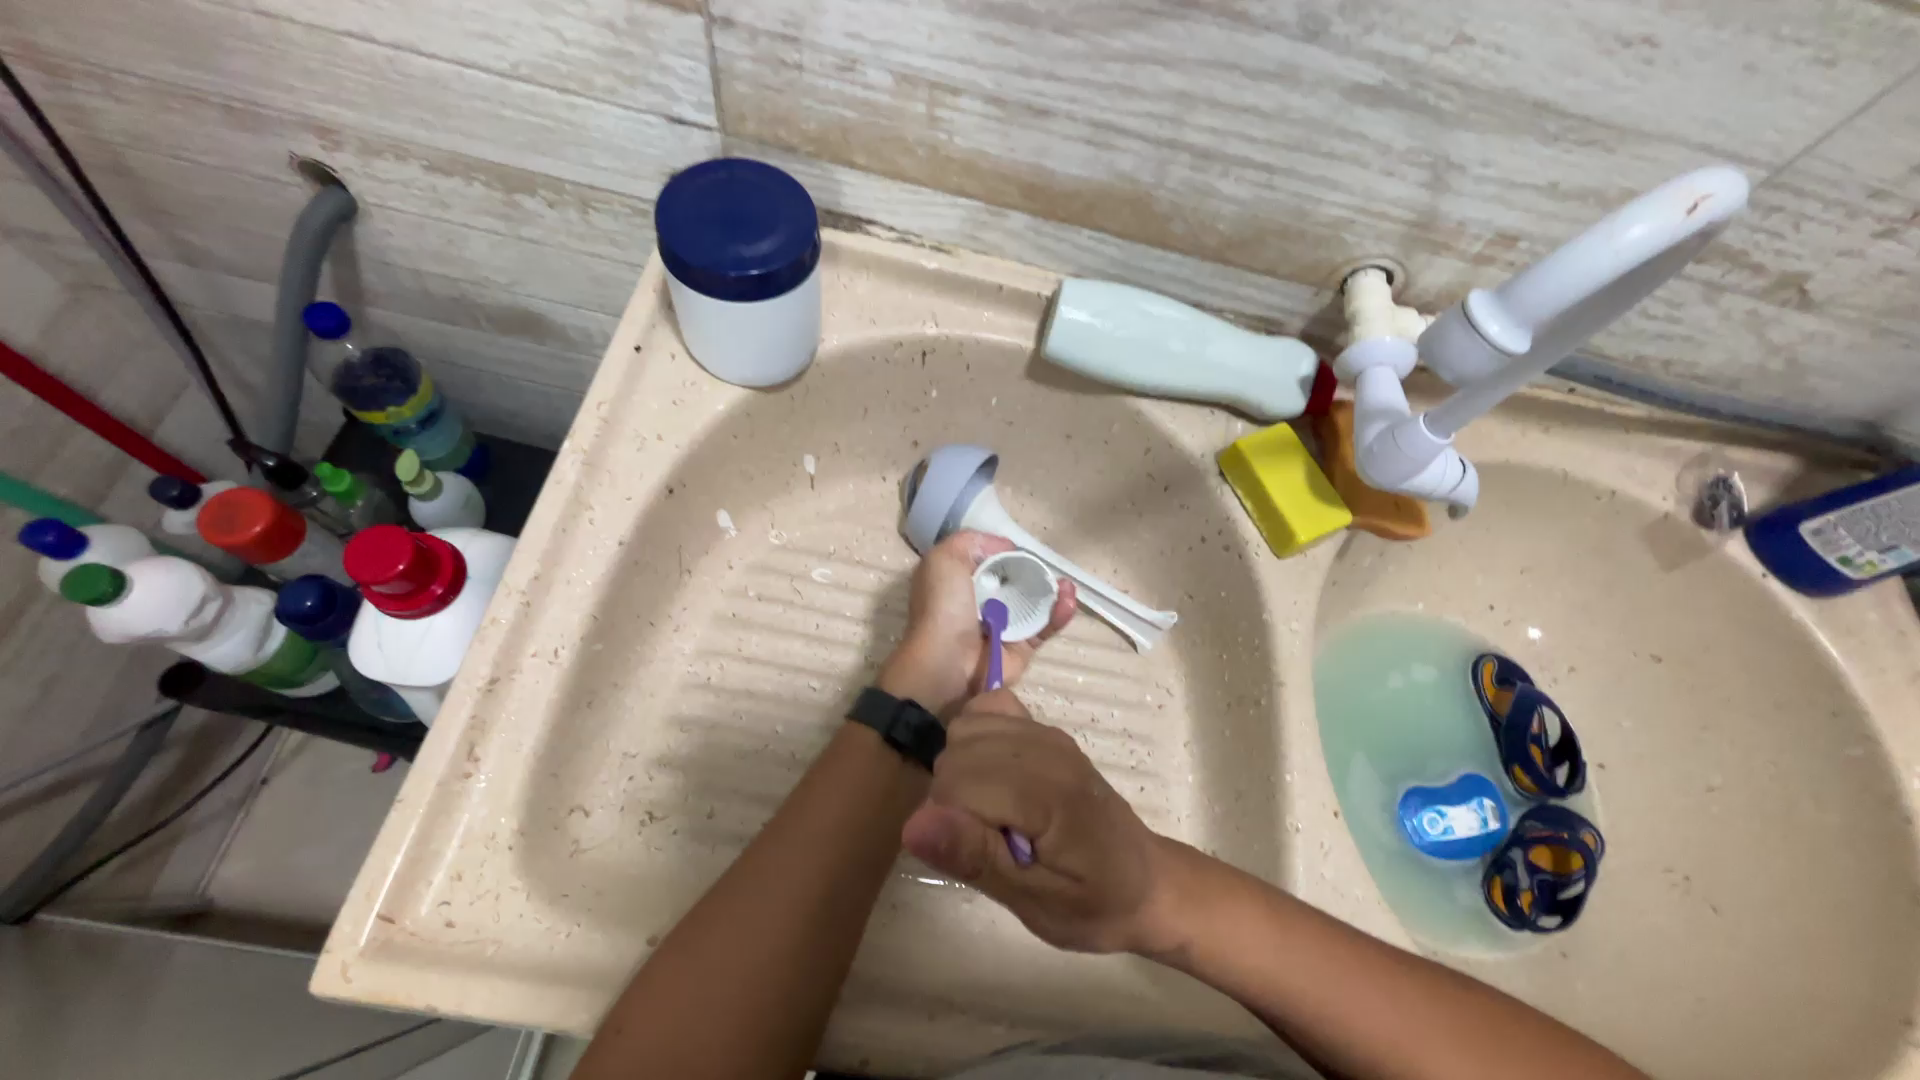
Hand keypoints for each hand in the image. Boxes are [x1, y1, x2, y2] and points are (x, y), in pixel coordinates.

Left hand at [877, 530, 1075, 718]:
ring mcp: (1002, 626)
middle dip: (1035, 571)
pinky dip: (1058, 614)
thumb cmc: (943, 607)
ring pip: (1035, 604)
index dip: (1005, 553)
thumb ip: (972, 542)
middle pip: (1015, 582)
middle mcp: (980, 603)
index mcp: (957, 583)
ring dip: (1054, 592)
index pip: (987, 562)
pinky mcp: (1020, 648)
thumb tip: (1006, 547)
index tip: (1020, 549)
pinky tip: (1068, 602)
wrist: (947, 663)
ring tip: (1067, 586)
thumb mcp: (944, 559)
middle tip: (1049, 567)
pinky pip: (1043, 627)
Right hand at [900, 689, 1179, 954]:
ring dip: (961, 769)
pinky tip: (994, 779)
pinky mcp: (1044, 729)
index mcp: (1049, 793)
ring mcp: (1047, 732)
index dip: (949, 823)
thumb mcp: (1036, 902)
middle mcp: (1047, 748)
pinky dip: (976, 740)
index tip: (980, 856)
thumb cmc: (1093, 903)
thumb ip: (975, 858)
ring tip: (991, 813)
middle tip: (989, 840)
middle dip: (952, 797)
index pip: (955, 782)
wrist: (1146, 883)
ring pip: (965, 727)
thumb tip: (913, 825)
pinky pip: (987, 712)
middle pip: (955, 750)